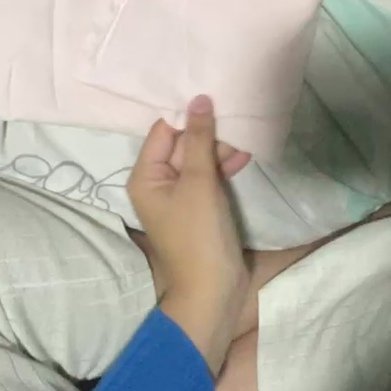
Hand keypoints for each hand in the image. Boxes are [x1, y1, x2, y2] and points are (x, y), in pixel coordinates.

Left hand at [128, 95, 251, 373]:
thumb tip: (199, 98)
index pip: (164, 132)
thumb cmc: (199, 236)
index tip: (216, 103)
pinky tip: (244, 158)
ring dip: (220, 151)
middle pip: (182, 144)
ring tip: (245, 146)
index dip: (188, 118)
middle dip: (208, 136)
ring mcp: (179, 196)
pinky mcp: (199, 207)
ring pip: (198, 159)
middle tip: (236, 131)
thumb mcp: (200, 183)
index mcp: (145, 176)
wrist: (214, 292)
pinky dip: (224, 167)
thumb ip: (200, 139)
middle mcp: (157, 182)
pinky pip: (208, 177)